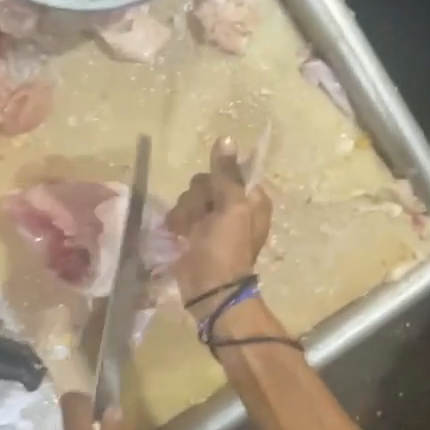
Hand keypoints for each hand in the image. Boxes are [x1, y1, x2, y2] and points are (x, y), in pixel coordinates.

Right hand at [166, 137, 271, 317]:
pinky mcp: (195, 234)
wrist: (209, 291)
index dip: (216, 182)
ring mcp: (214, 222)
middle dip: (197, 199)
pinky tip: (177, 234)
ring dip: (184, 212)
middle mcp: (235, 208)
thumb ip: (226, 174)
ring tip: (185, 231)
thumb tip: (226, 138)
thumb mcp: (231, 207)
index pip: (229, 173)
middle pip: (206, 184)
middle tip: (199, 218)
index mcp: (252, 200)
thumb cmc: (226, 249)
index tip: (213, 197)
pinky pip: (182, 215)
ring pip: (191, 198)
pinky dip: (177, 223)